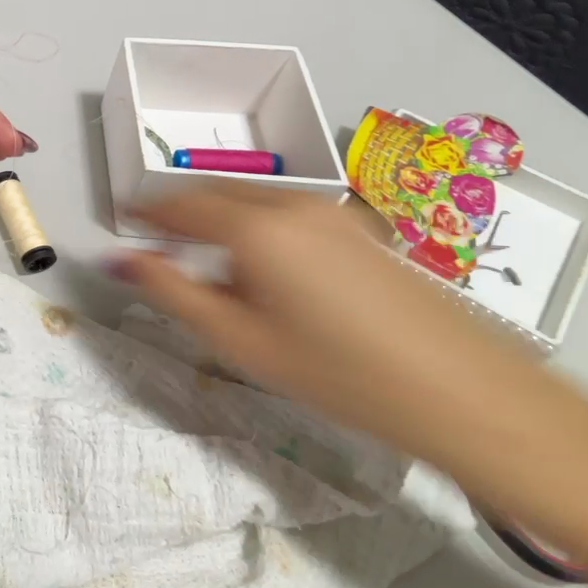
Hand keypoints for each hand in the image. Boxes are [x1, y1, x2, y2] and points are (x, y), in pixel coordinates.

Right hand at [105, 182, 554, 462]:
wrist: (464, 391)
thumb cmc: (338, 374)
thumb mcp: (240, 342)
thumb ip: (172, 292)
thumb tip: (124, 261)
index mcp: (254, 228)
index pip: (180, 206)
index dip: (146, 213)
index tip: (124, 220)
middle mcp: (290, 205)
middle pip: (217, 195)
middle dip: (184, 215)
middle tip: (163, 248)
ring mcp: (332, 212)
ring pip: (255, 202)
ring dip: (224, 221)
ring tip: (220, 272)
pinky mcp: (360, 228)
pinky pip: (289, 213)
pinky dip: (261, 228)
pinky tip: (274, 275)